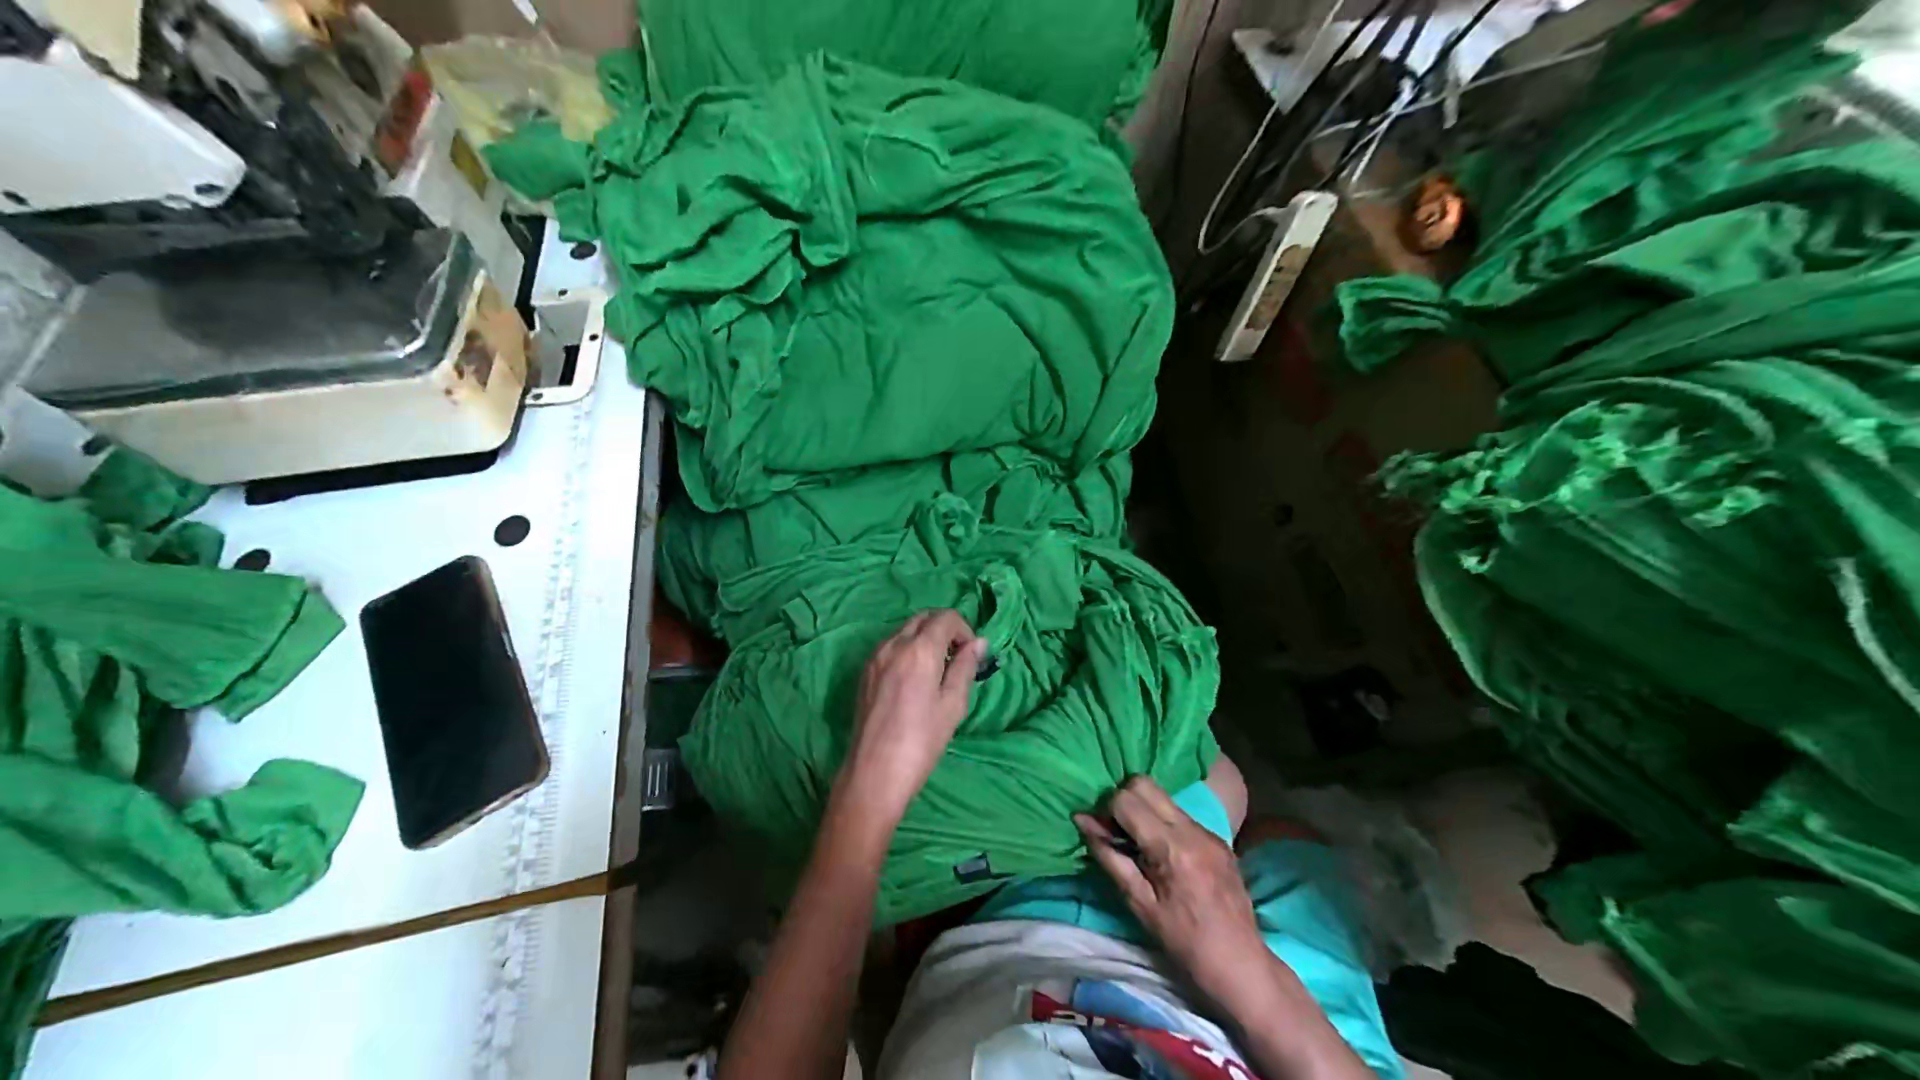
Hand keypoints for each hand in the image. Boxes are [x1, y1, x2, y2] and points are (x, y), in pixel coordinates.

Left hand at [837, 610, 984, 824]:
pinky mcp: (864, 671)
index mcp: (919, 650)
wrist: (874, 772)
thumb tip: (979, 642)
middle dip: (944, 628)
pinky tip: (914, 679)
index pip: (945, 617)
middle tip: (956, 658)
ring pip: (905, 630)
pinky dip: (907, 649)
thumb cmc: (921, 741)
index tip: (971, 655)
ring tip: (936, 671)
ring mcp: (875, 656)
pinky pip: (891, 645)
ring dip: (925, 638)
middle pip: (923, 617)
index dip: (964, 629)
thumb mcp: (953, 705)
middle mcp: (894, 644)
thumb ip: (965, 667)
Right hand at [1076, 776, 1273, 1012]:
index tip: (1102, 836)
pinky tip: (1162, 856)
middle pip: (1144, 784)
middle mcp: (1193, 829)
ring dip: (1143, 811)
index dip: (1106, 812)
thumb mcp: (1139, 903)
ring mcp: (1208, 831)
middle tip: (1117, 834)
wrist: (1241, 966)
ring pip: (1163, 796)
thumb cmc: (1184, 942)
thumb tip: (1082, 821)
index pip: (1126, 799)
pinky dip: (1162, 824)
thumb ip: (1109, 856)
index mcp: (1172, 847)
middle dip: (1123, 801)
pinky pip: (1180, 815)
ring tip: (1138, 846)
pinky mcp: (1218, 838)